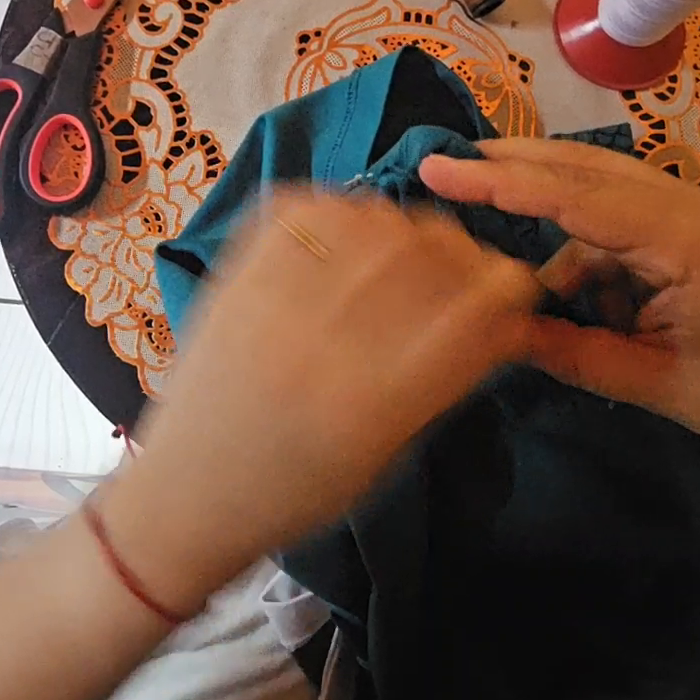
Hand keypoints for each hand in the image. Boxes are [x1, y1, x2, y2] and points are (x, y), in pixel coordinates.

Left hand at [100, 190, 544, 612]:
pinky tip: (355, 230)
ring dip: (406, 225)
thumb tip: (500, 320)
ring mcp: (268, 299)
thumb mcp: (382, 458)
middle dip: (463, 250)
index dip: (507, 289)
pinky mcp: (233, 274)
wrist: (185, 492)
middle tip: (466, 263)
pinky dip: (342, 206)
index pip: (468, 318)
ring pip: (367, 220)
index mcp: (367, 405)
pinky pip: (300, 207)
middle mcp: (319, 343)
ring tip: (411, 247)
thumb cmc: (293, 493)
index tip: (515, 286)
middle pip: (421, 255)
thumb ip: (441, 383)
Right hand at [419, 137, 699, 480]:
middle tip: (449, 167)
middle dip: (516, 167)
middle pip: (586, 170)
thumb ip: (574, 353)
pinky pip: (627, 229)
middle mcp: (693, 209)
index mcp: (688, 238)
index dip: (499, 182)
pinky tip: (582, 302)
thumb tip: (496, 329)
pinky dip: (591, 256)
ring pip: (604, 198)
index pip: (575, 197)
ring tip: (523, 281)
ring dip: (556, 227)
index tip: (439, 169)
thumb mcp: (662, 385)